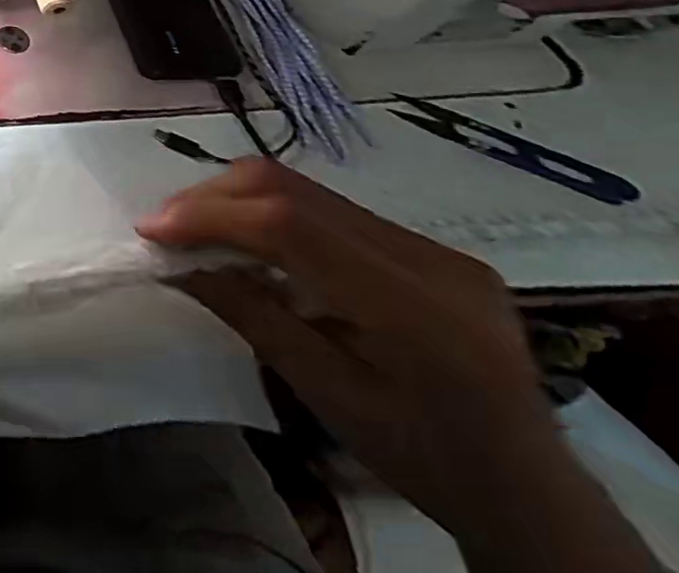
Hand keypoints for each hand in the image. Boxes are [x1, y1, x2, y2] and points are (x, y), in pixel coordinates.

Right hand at [139, 159, 654, 572]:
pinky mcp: (427, 248)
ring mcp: (432, 246)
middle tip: (165, 227)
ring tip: (196, 232)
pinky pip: (330, 212)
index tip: (151, 230)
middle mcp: (426, 257)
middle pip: (294, 189)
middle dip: (214, 198)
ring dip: (238, 202)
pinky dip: (273, 216)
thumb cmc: (420, 456)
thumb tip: (179, 265)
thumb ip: (251, 315)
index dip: (210, 215)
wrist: (527, 488)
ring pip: (308, 191)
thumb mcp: (324, 393)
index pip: (289, 225)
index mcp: (410, 305)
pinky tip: (251, 246)